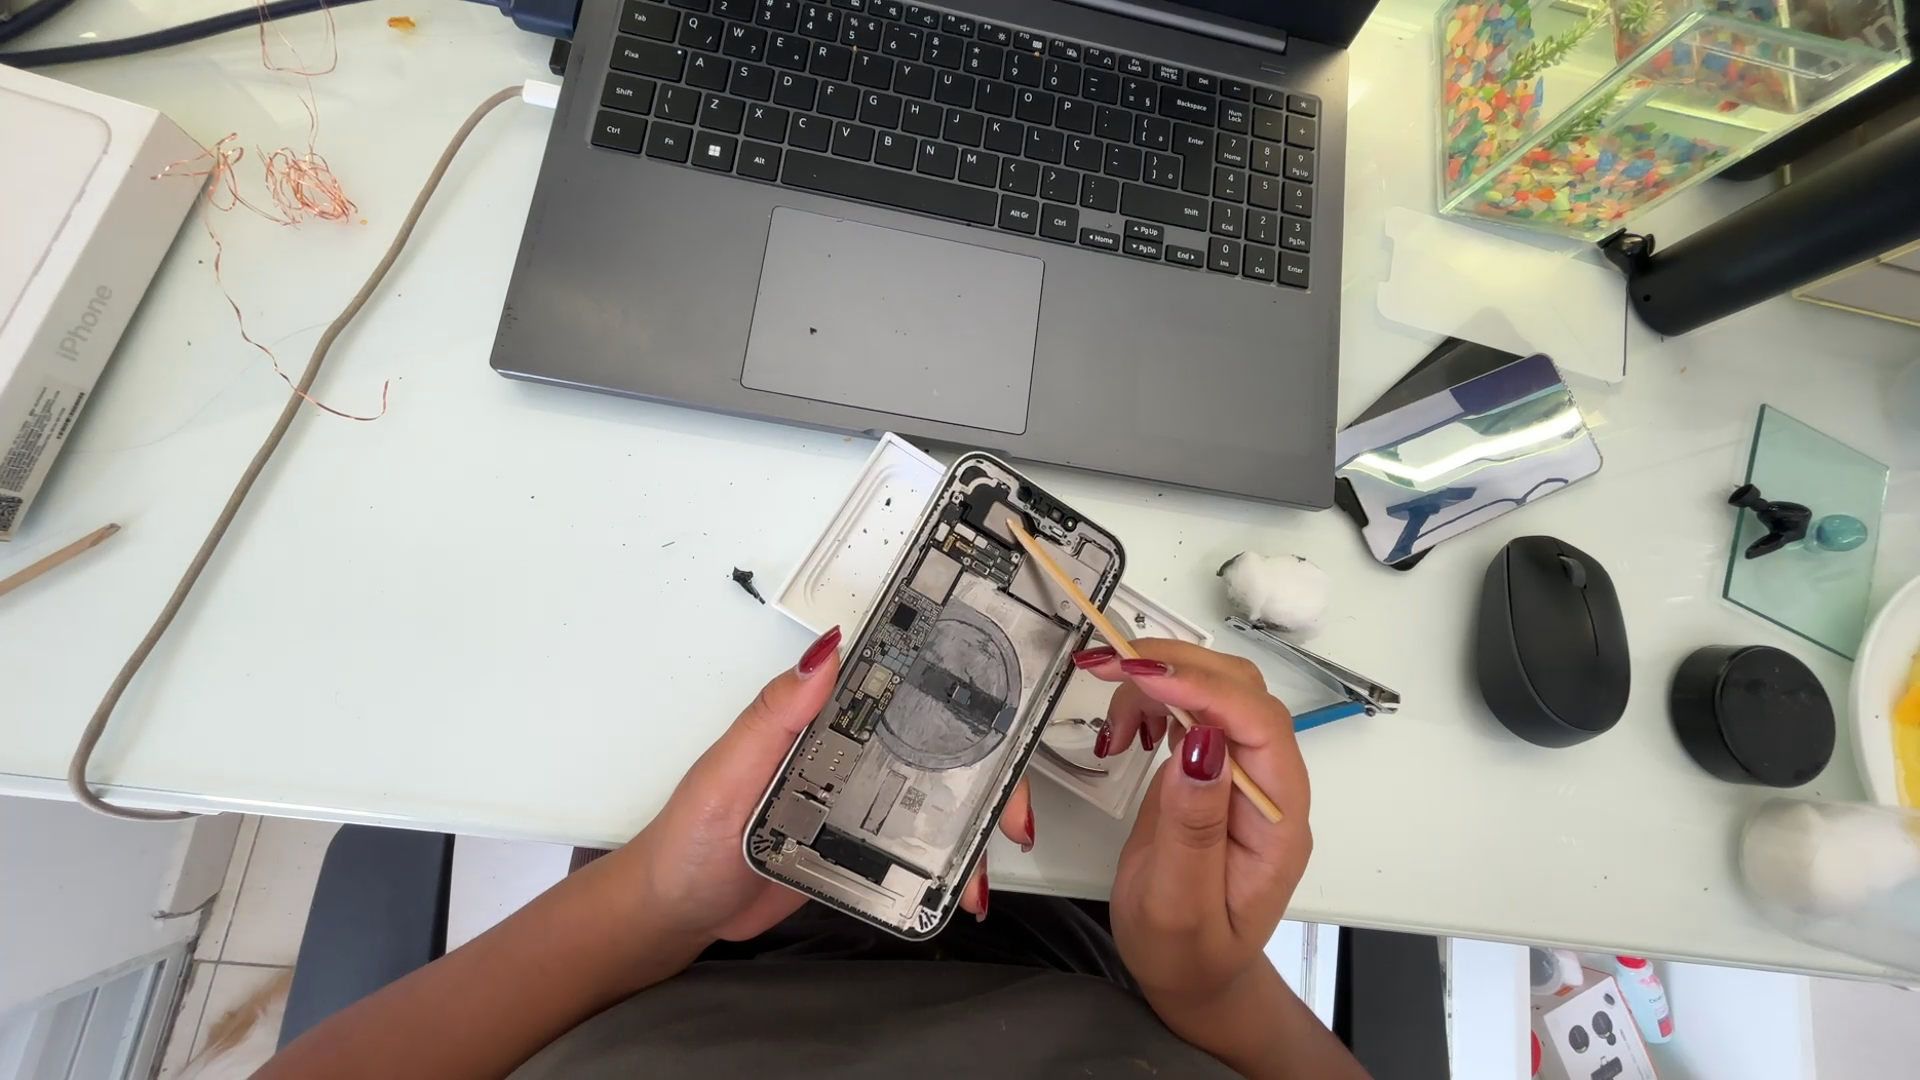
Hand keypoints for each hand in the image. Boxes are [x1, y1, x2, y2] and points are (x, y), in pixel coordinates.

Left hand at [606, 626, 1034, 945]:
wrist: (676, 913)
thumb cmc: (690, 837)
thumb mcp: (728, 769)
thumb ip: (774, 714)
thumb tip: (825, 650)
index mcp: (822, 722)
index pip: (896, 692)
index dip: (951, 692)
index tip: (1000, 705)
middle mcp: (848, 755)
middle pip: (932, 750)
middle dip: (985, 774)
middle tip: (1009, 810)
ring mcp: (855, 802)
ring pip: (932, 802)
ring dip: (971, 826)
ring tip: (986, 865)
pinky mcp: (856, 848)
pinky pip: (912, 850)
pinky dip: (943, 867)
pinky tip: (958, 888)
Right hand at [1075, 641, 1312, 1032]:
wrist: (1189, 973)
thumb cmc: (1186, 953)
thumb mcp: (1180, 905)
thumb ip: (1192, 828)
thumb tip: (1198, 742)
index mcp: (1278, 821)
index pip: (1259, 726)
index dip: (1205, 688)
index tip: (1140, 674)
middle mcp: (1266, 784)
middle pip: (1239, 691)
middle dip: (1174, 664)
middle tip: (1103, 665)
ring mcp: (1238, 770)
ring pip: (1212, 688)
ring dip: (1157, 680)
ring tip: (1111, 725)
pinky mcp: (1207, 765)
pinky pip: (1188, 708)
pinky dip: (1151, 699)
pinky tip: (1125, 728)